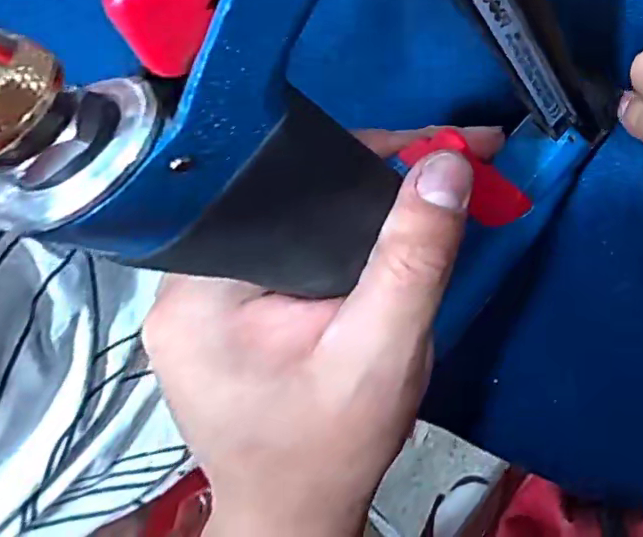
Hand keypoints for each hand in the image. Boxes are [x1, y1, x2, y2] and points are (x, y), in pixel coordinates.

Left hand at [143, 127, 501, 536]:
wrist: (301, 518)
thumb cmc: (331, 447)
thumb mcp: (383, 350)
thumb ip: (414, 255)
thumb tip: (448, 162)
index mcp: (205, 284)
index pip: (291, 184)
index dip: (371, 154)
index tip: (436, 143)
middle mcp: (194, 275)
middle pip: (299, 191)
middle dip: (380, 168)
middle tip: (447, 155)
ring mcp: (212, 286)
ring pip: (305, 210)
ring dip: (370, 194)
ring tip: (430, 173)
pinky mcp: (236, 299)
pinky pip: (303, 235)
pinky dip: (353, 223)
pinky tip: (394, 213)